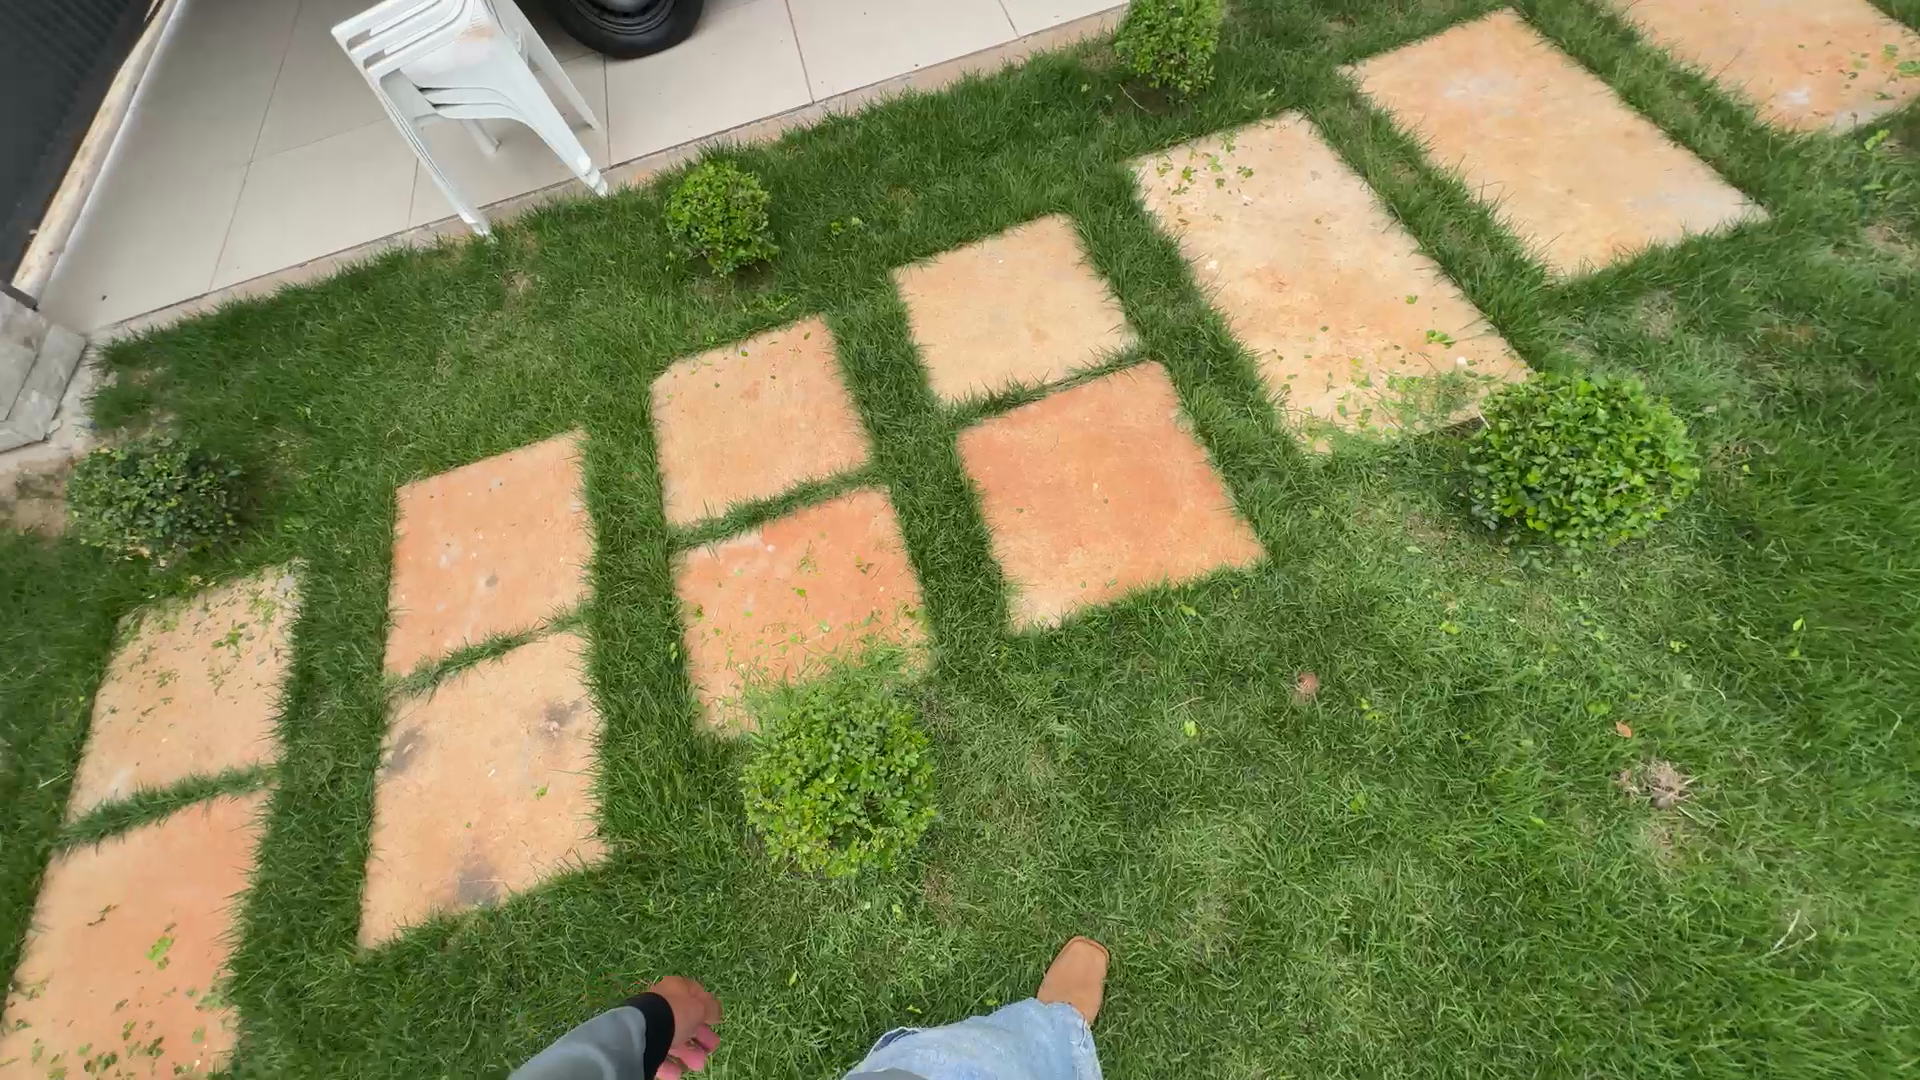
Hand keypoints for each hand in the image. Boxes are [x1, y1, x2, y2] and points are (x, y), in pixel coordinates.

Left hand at [645, 976, 721, 1077]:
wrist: (643, 1033)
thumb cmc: (676, 1013)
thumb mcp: (700, 1007)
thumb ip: (712, 1008)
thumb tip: (717, 1013)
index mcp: (677, 988)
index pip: (696, 995)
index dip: (708, 1009)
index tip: (716, 1023)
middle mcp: (664, 1003)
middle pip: (687, 1020)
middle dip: (701, 1036)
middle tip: (711, 1048)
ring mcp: (653, 1024)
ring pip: (675, 1039)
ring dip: (689, 1053)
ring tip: (699, 1065)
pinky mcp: (644, 1044)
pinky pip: (661, 1054)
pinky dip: (672, 1064)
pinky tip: (679, 1072)